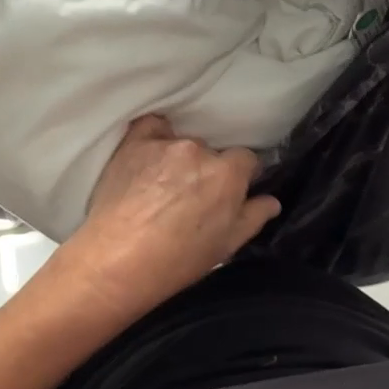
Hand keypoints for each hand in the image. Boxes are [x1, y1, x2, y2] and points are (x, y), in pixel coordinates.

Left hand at [56, 115, 281, 313]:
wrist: (118, 261)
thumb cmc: (177, 261)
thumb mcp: (226, 246)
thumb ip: (253, 217)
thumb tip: (270, 200)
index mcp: (228, 173)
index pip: (245, 160)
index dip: (238, 177)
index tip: (226, 194)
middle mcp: (199, 150)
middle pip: (211, 152)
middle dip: (205, 170)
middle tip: (189, 197)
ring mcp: (164, 144)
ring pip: (181, 143)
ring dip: (178, 159)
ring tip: (161, 187)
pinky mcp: (132, 143)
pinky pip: (150, 126)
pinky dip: (153, 136)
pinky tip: (147, 157)